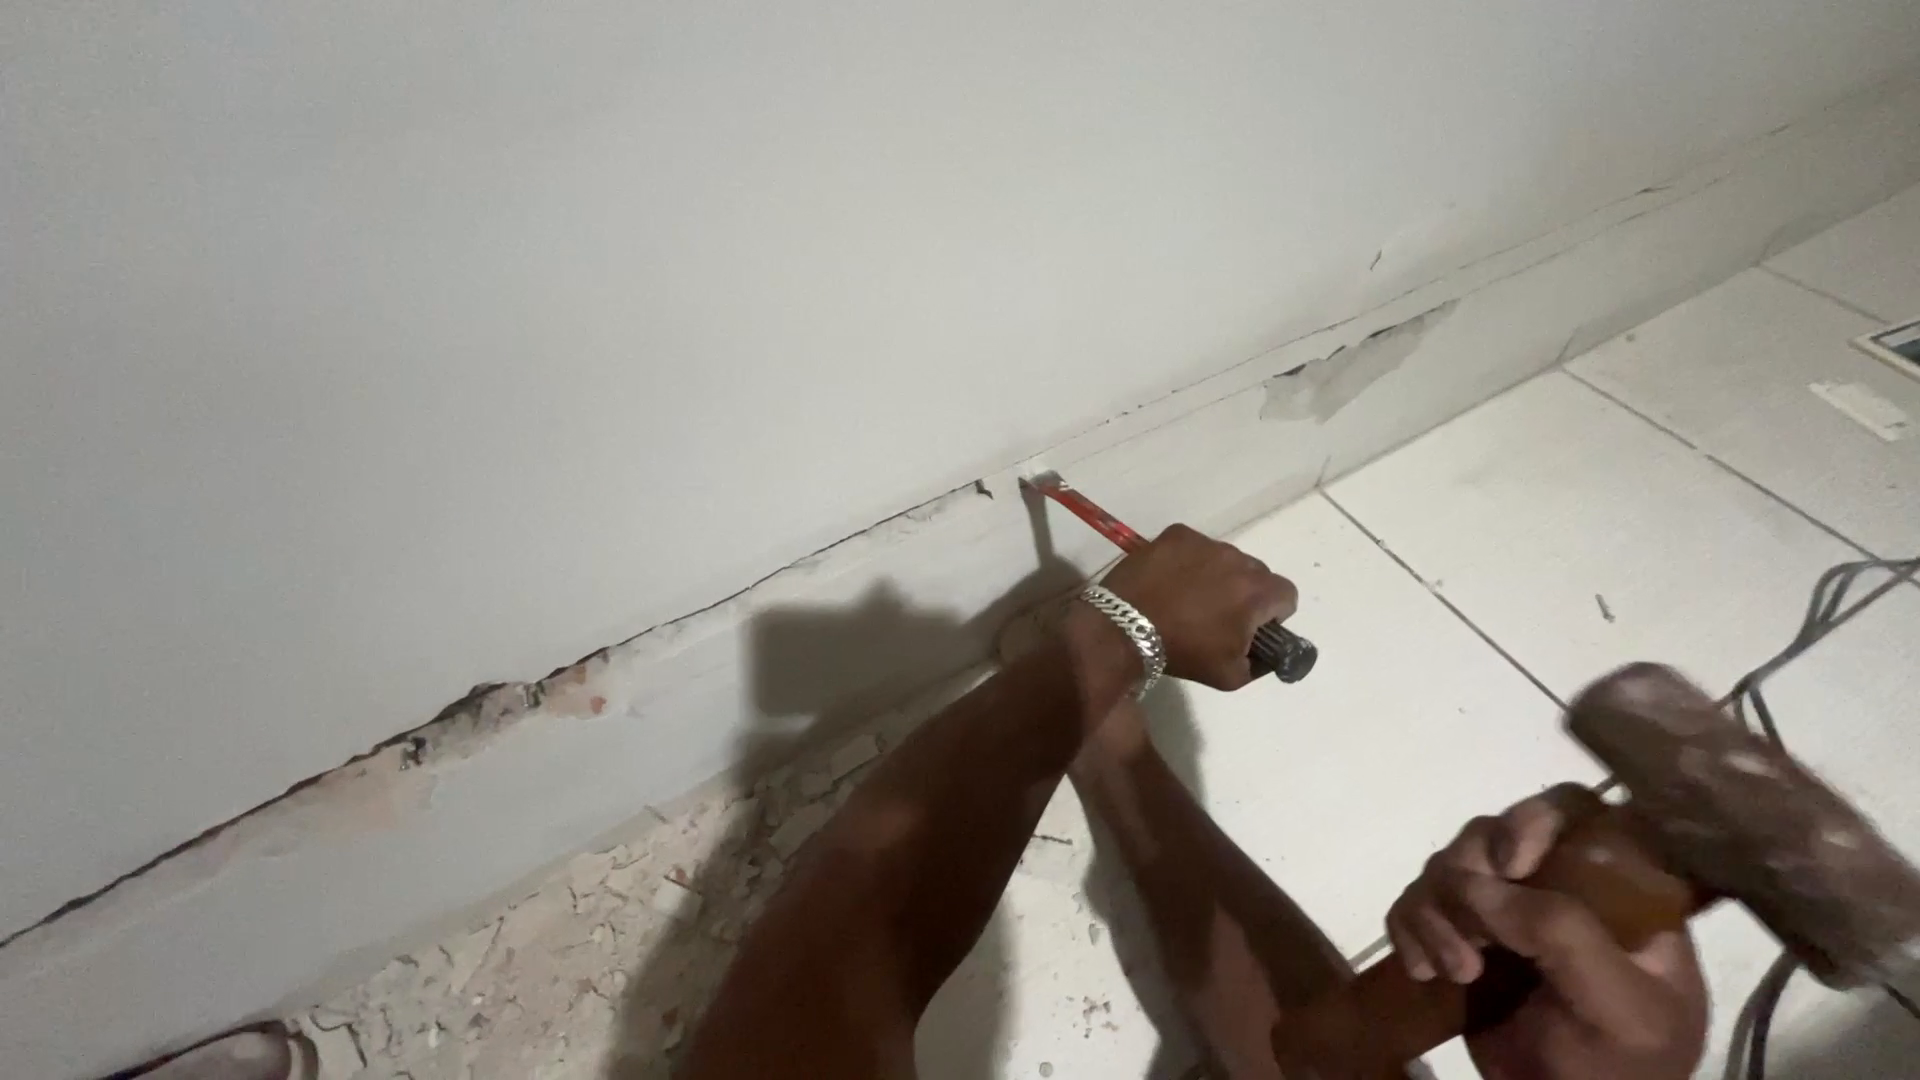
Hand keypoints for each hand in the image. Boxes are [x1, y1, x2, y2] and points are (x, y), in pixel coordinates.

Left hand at [1096, 523, 1296, 690]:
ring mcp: (1204, 542)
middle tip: (1215, 615)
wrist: (1123, 627)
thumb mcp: (1230, 676)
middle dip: (1244, 593)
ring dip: (1215, 575)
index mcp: (1257, 591)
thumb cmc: (1181, 652)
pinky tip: (1168, 580)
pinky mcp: (1175, 535)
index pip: (1286, 595)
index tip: (1250, 627)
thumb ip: (1259, 664)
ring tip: (1186, 597)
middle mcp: (1236, 558)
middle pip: (1255, 573)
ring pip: (1224, 558)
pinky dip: (1188, 561)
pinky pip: (1194, 546)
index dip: (1273, 614)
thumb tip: (1265, 653)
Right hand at [1386, 786, 1707, 1079]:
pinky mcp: (1453, 928)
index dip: (1537, 817)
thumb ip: (1561, 934)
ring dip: (1435, 913)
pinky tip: (1422, 969)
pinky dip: (1407, 928)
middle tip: (1473, 936)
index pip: (1578, 812)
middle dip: (1470, 878)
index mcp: (1616, 892)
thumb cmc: (1615, 1065)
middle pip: (1493, 832)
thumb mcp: (1619, 1007)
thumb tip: (1477, 885)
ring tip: (1453, 970)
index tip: (1513, 863)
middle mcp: (1554, 883)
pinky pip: (1412, 899)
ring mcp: (1499, 905)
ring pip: (1446, 864)